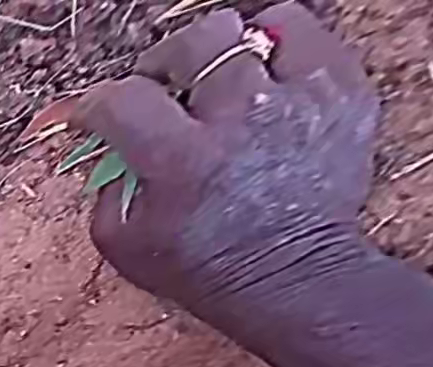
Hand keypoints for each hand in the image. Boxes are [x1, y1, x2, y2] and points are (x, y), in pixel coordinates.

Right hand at [76, 3, 380, 318]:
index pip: (123, 100)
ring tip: (212, 77)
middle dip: (162, 59)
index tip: (87, 114)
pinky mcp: (345, 92)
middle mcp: (240, 117)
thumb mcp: (120, 241)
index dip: (94, 103)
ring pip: (261, 25)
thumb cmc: (191, 264)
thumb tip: (112, 150)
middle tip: (154, 83)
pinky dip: (277, 50)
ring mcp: (300, 98)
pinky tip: (258, 82)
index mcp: (178, 158)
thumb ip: (108, 188)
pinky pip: (311, 39)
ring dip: (225, 47)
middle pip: (197, 41)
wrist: (280, 275)